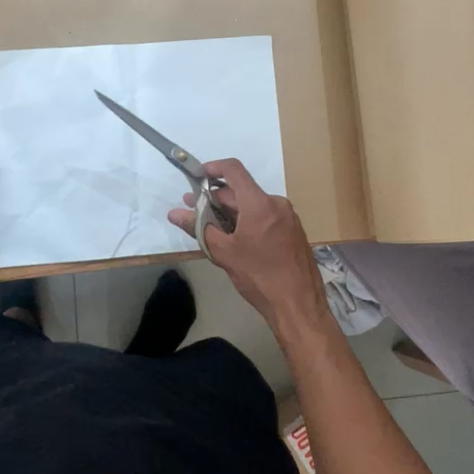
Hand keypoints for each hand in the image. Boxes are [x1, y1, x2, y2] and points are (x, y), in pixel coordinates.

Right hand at [167, 159, 324, 334]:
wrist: (298, 305)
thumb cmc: (259, 277)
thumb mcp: (224, 253)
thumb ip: (199, 228)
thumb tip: (174, 214)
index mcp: (260, 203)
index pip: (234, 170)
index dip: (213, 168)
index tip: (196, 177)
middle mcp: (277, 204)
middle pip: (242, 191)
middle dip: (216, 198)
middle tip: (194, 209)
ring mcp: (288, 217)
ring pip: (254, 205)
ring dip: (231, 212)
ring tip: (211, 226)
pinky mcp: (293, 231)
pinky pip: (266, 217)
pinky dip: (248, 221)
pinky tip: (235, 238)